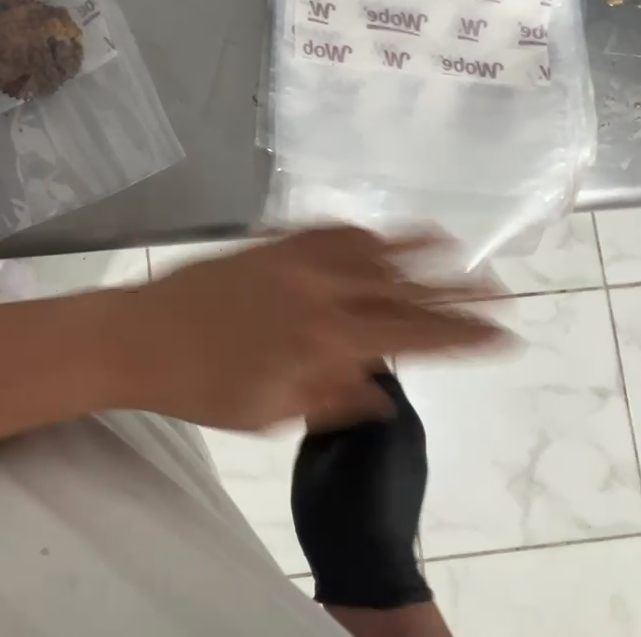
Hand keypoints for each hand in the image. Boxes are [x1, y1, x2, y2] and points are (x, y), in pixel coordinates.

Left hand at [117, 228, 504, 431]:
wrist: (137, 339)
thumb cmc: (202, 388)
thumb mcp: (272, 412)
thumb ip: (332, 398)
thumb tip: (382, 390)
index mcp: (325, 342)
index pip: (413, 336)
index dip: (463, 334)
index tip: (503, 332)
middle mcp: (317, 293)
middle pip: (402, 288)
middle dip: (456, 291)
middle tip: (498, 291)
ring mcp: (288, 261)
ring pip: (367, 248)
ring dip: (413, 246)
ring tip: (451, 245)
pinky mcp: (262, 244)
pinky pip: (318, 229)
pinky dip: (354, 230)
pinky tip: (370, 232)